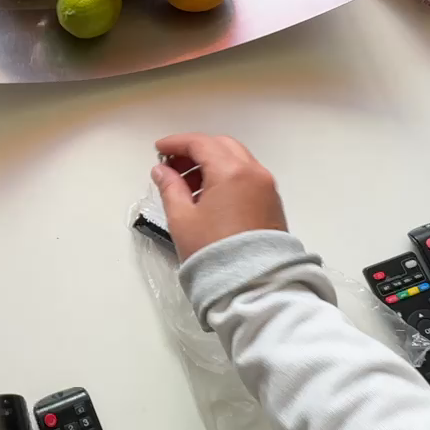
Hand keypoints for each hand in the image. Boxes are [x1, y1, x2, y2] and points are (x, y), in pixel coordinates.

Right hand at [151, 132, 287, 259]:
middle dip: (195, 150)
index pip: (200, 143)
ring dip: (211, 163)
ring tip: (187, 185)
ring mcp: (267, 187)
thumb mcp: (182, 218)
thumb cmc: (212, 250)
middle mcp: (254, 172)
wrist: (254, 286)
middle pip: (221, 146)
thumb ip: (170, 187)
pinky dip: (226, 176)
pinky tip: (207, 196)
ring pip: (236, 160)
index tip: (158, 149)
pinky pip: (246, 176)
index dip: (176, 143)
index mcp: (231, 172)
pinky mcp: (272, 203)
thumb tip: (162, 170)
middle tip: (172, 166)